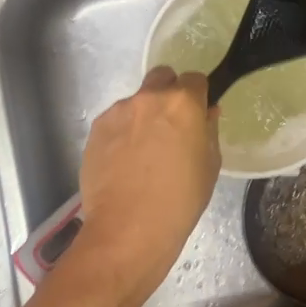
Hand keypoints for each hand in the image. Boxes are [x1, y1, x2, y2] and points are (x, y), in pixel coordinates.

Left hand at [74, 67, 220, 296]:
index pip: (195, 79)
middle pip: (161, 78)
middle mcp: (149, 98)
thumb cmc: (180, 200)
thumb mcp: (209, 165)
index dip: (197, 95)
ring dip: (142, 116)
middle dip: (168, 93)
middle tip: (170, 125)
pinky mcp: (96, 130)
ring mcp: (118, 112)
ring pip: (135, 102)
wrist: (129, 228)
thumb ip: (208, 131)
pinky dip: (121, 133)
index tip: (196, 114)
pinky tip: (123, 162)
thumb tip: (206, 114)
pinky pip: (115, 121)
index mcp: (183, 103)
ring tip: (142, 152)